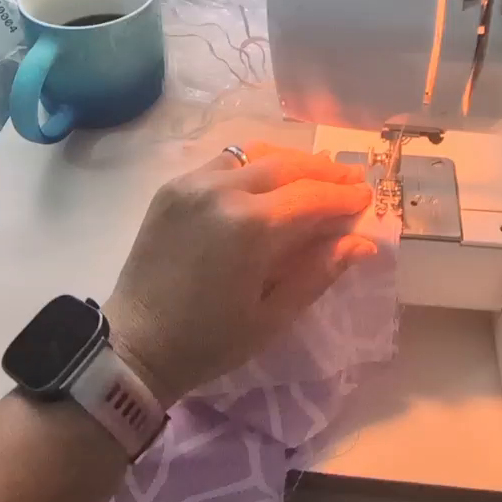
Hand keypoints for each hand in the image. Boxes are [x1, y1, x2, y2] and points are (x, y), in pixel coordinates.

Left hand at [103, 143, 376, 407]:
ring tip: (315, 172)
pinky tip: (267, 178)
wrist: (134, 345)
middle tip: (350, 176)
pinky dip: (253, 164)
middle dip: (323, 170)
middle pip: (287, 165)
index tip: (366, 196)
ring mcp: (194, 183)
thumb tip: (363, 242)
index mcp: (251, 227)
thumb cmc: (210, 341)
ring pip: (255, 155)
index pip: (312, 196)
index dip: (343, 196)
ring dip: (290, 161)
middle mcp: (223, 191)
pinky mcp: (173, 187)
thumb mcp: (273, 316)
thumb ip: (319, 271)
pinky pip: (224, 162)